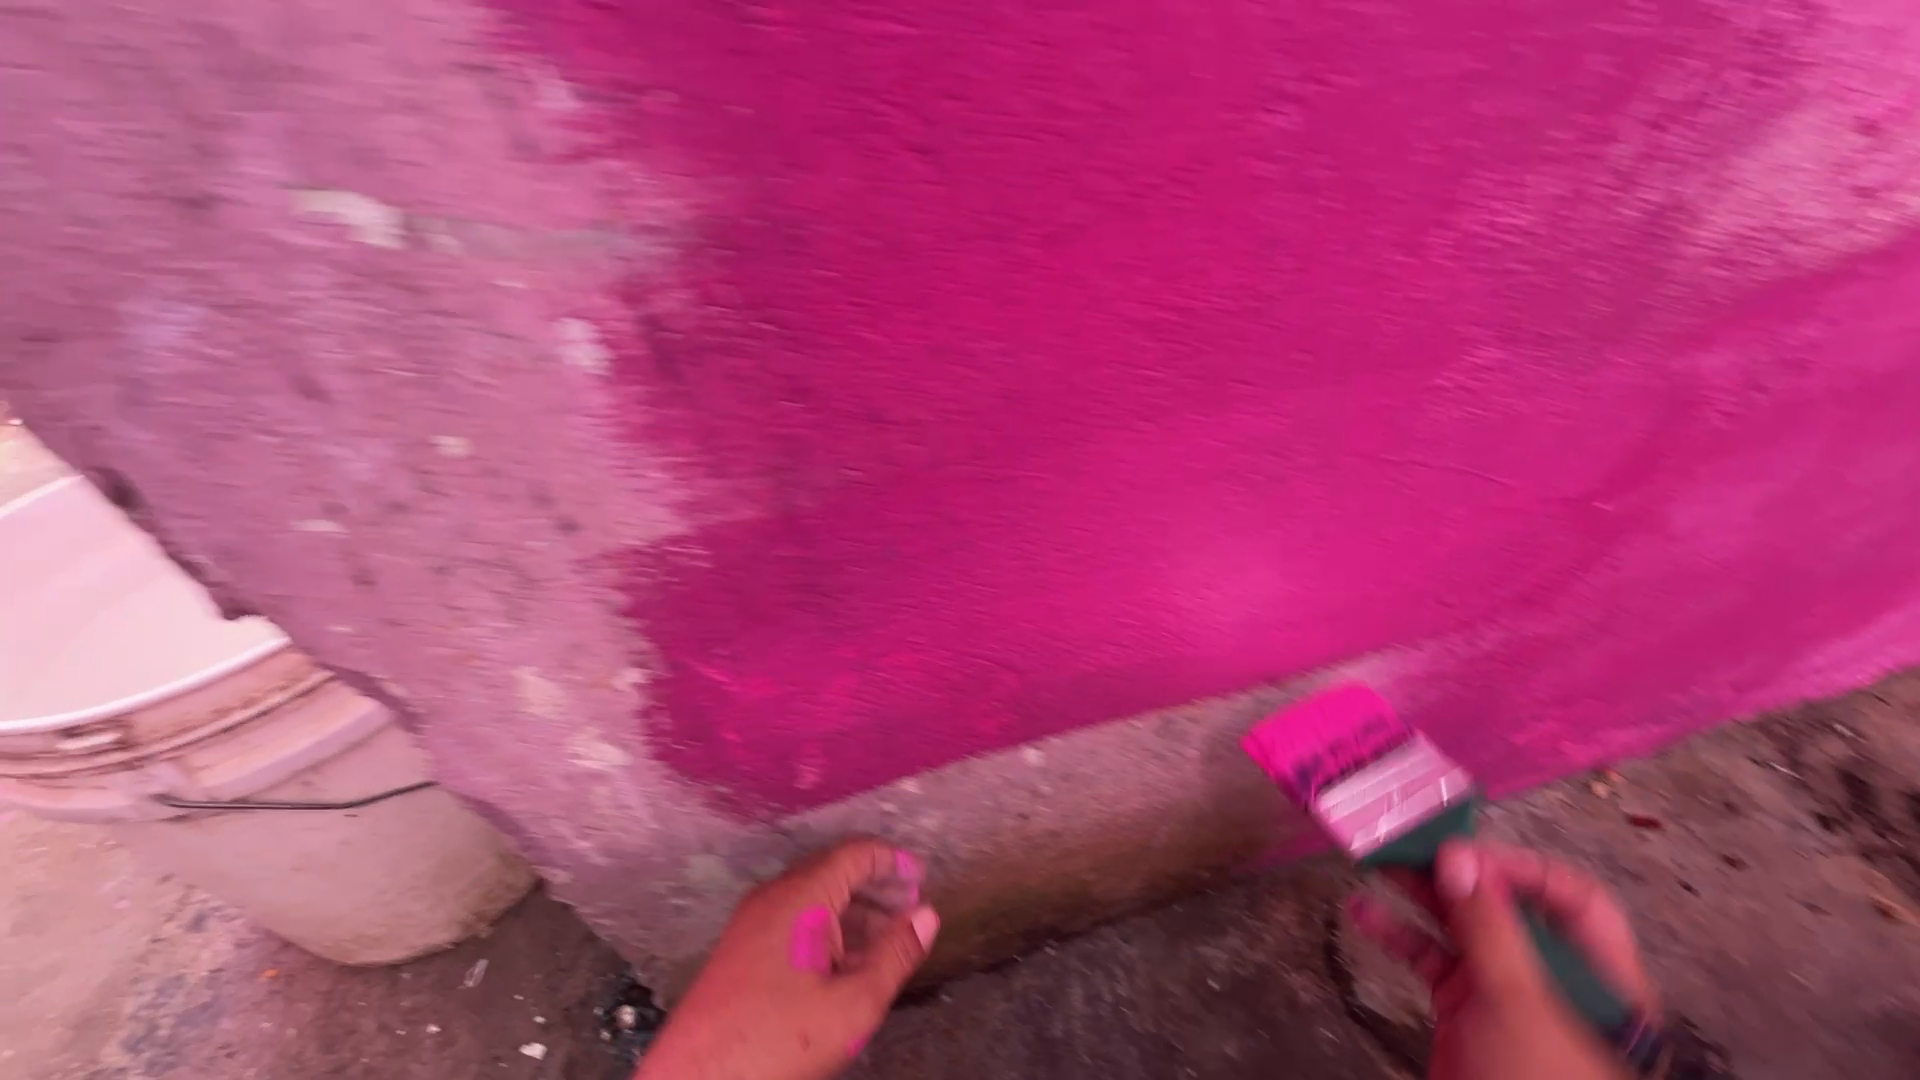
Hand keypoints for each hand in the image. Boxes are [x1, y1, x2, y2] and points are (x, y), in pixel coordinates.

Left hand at [637, 839, 939, 1079]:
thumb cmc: (779, 1039)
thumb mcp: (853, 1004)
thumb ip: (895, 955)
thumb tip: (926, 915)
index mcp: (803, 895)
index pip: (857, 853)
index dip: (894, 861)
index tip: (923, 880)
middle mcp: (775, 895)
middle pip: (835, 870)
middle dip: (877, 886)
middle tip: (912, 909)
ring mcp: (753, 920)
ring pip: (815, 897)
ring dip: (855, 910)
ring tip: (888, 940)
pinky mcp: (742, 948)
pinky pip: (795, 919)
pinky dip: (829, 928)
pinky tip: (846, 963)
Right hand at [1348, 841, 1656, 1079]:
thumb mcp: (1519, 1004)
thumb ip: (1490, 929)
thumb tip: (1458, 857)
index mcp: (1596, 975)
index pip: (1570, 898)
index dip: (1519, 868)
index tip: (1459, 854)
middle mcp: (1552, 976)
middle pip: (1506, 904)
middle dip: (1455, 872)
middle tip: (1406, 844)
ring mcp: (1505, 991)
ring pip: (1460, 924)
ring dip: (1417, 893)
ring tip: (1377, 862)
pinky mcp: (1463, 1006)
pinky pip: (1429, 956)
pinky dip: (1397, 932)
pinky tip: (1364, 913)